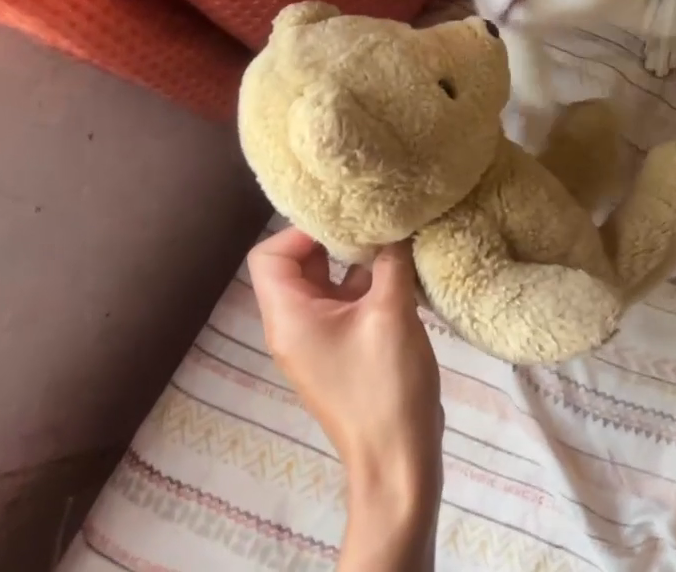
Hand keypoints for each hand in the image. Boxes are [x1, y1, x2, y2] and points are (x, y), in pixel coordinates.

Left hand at [248, 228, 442, 527]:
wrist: (397, 455)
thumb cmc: (384, 383)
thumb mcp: (391, 312)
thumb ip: (391, 261)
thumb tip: (398, 223)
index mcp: (289, 317)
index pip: (270, 254)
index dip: (304, 230)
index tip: (350, 221)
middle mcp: (295, 325)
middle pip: (298, 264)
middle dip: (336, 240)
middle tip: (377, 224)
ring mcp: (320, 339)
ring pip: (328, 282)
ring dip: (359, 262)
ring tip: (397, 242)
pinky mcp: (345, 348)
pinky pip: (348, 303)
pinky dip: (371, 283)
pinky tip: (406, 272)